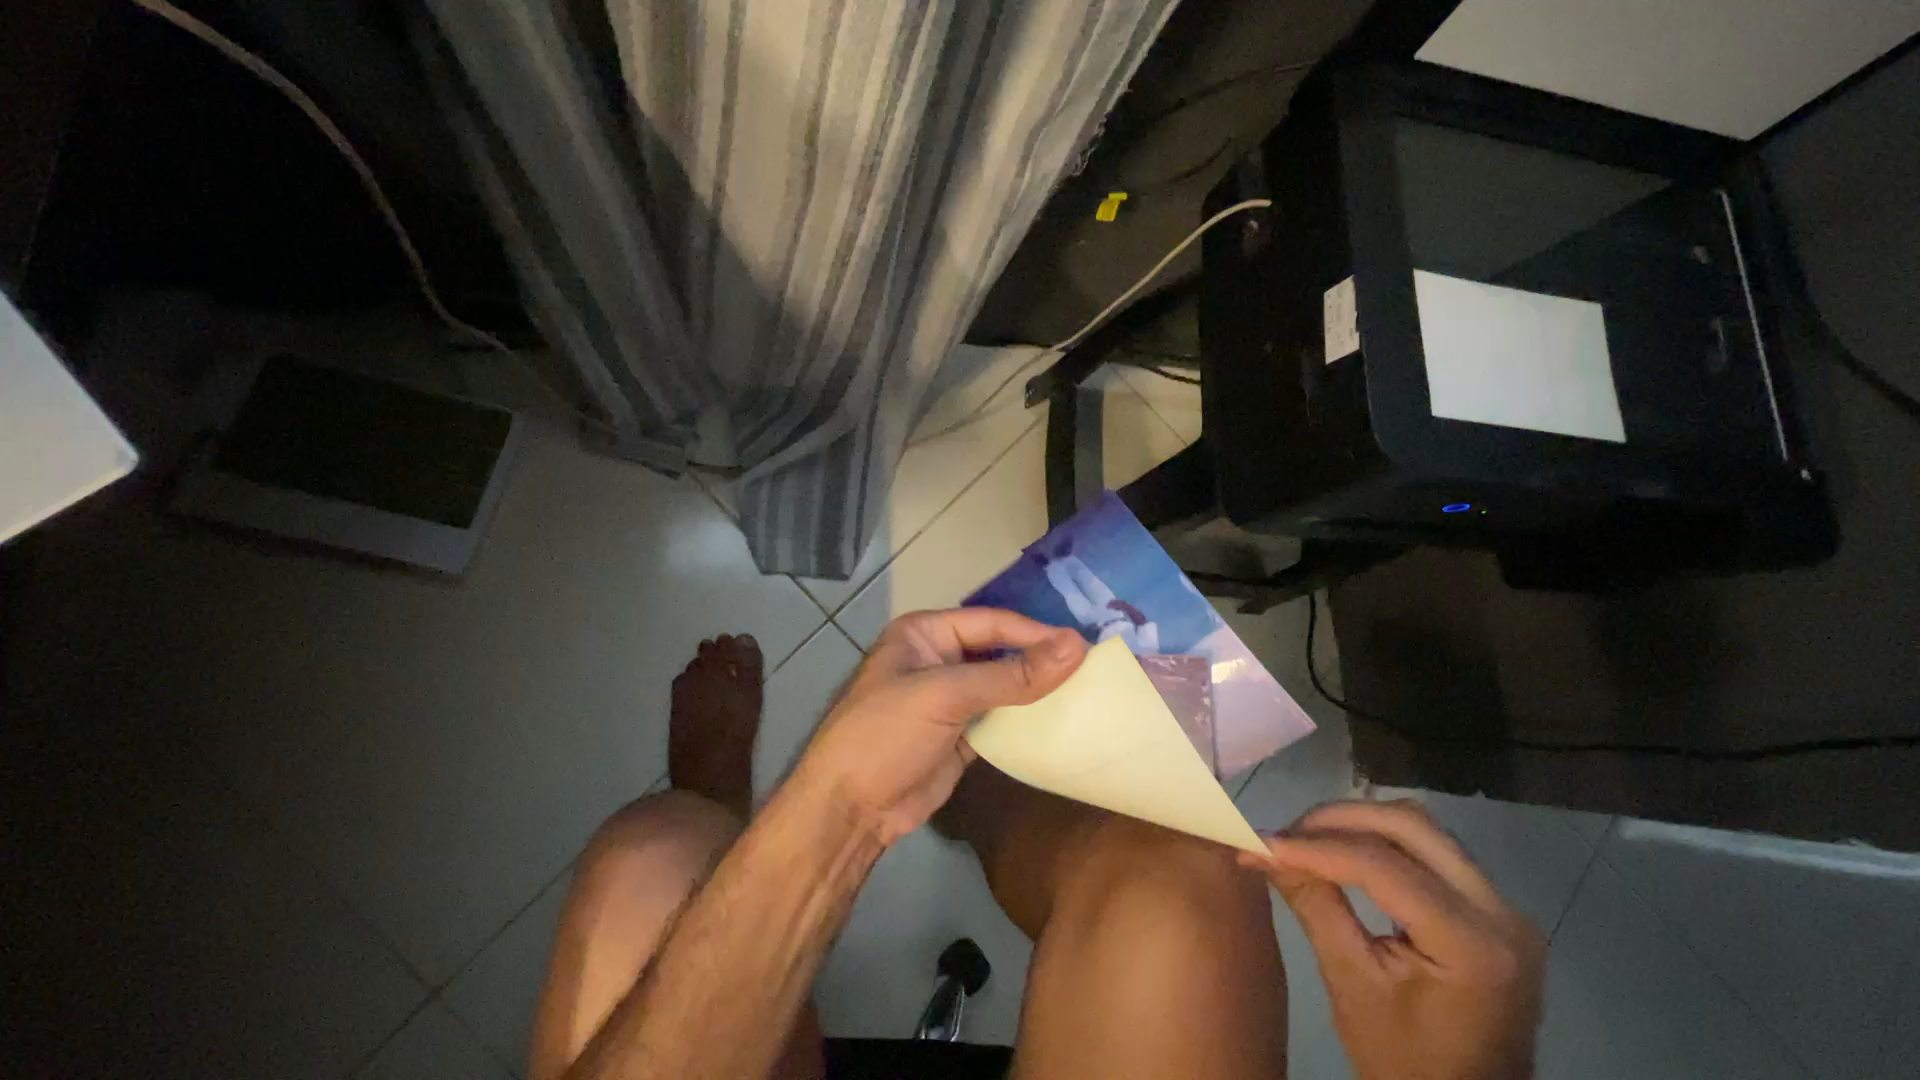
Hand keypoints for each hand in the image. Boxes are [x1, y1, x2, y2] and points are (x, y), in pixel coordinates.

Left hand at [792, 608, 1085, 845]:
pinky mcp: (960, 737)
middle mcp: (939, 660)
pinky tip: (1062, 724)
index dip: (1035, 633)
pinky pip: (1001, 721)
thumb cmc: (885, 734)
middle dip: (1040, 661)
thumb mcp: (945, 696)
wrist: (849, 809)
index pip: (991, 623)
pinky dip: (1027, 723)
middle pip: (1001, 653)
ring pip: (1004, 688)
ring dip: (1038, 692)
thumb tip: (1075, 646)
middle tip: (1093, 670)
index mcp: (925, 634)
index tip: (1083, 647)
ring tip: (1088, 695)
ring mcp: (950, 701)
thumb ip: (1011, 674)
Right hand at [1239, 800, 1545, 1079]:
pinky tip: (1346, 855)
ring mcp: (1506, 908)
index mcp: (1472, 945)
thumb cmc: (1405, 1060)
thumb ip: (1314, 906)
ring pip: (1424, 829)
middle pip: (1412, 826)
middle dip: (1339, 820)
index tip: (1261, 842)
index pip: (1384, 866)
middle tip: (1286, 835)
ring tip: (1310, 841)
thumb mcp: (1351, 985)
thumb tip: (1261, 850)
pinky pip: (1434, 851)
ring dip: (1362, 825)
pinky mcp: (1495, 908)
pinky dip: (1384, 843)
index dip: (1317, 847)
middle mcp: (1502, 913)